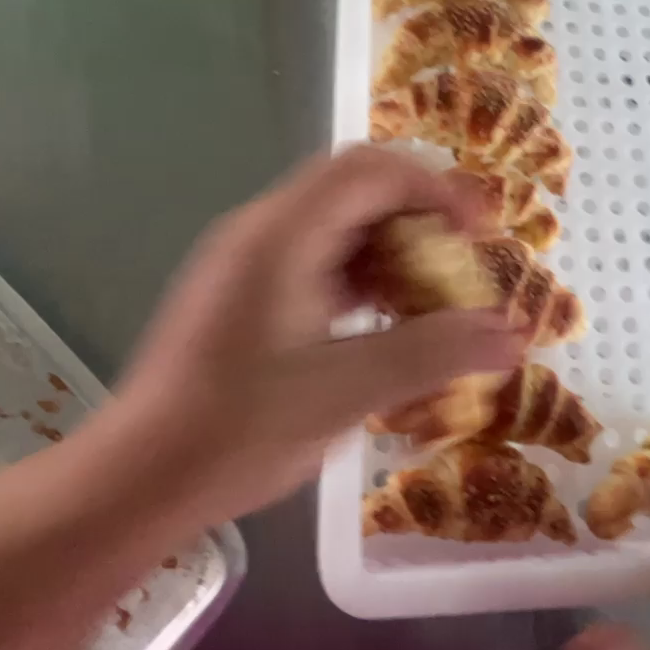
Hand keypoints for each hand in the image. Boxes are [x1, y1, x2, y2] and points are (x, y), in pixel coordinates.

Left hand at [104, 145, 521, 521]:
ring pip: (338, 225)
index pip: (370, 170)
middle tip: (464, 266)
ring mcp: (250, 261)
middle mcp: (263, 231)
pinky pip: (319, 259)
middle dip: (419, 217)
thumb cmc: (234, 432)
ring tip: (436, 298)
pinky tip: (387, 322)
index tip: (481, 233)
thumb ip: (430, 355)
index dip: (435, 187)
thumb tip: (512, 334)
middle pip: (355, 188)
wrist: (137, 479)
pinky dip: (364, 277)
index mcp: (280, 235)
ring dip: (393, 249)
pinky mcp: (248, 292)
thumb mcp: (343, 393)